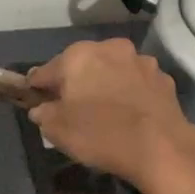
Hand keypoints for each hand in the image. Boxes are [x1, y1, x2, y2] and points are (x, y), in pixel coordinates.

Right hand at [27, 39, 194, 193]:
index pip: (45, 71)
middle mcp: (109, 48)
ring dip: (103, 84)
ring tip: (102, 111)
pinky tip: (126, 114)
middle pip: (82, 65)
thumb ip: (44, 114)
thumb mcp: (57, 131)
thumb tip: (41, 108)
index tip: (33, 98)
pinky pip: (134, 83)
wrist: (158, 146)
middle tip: (69, 108)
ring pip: (111, 70)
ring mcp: (139, 60)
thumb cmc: (98, 135)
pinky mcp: (161, 77)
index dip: (36, 87)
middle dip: (74, 83)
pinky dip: (126, 93)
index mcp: (77, 57)